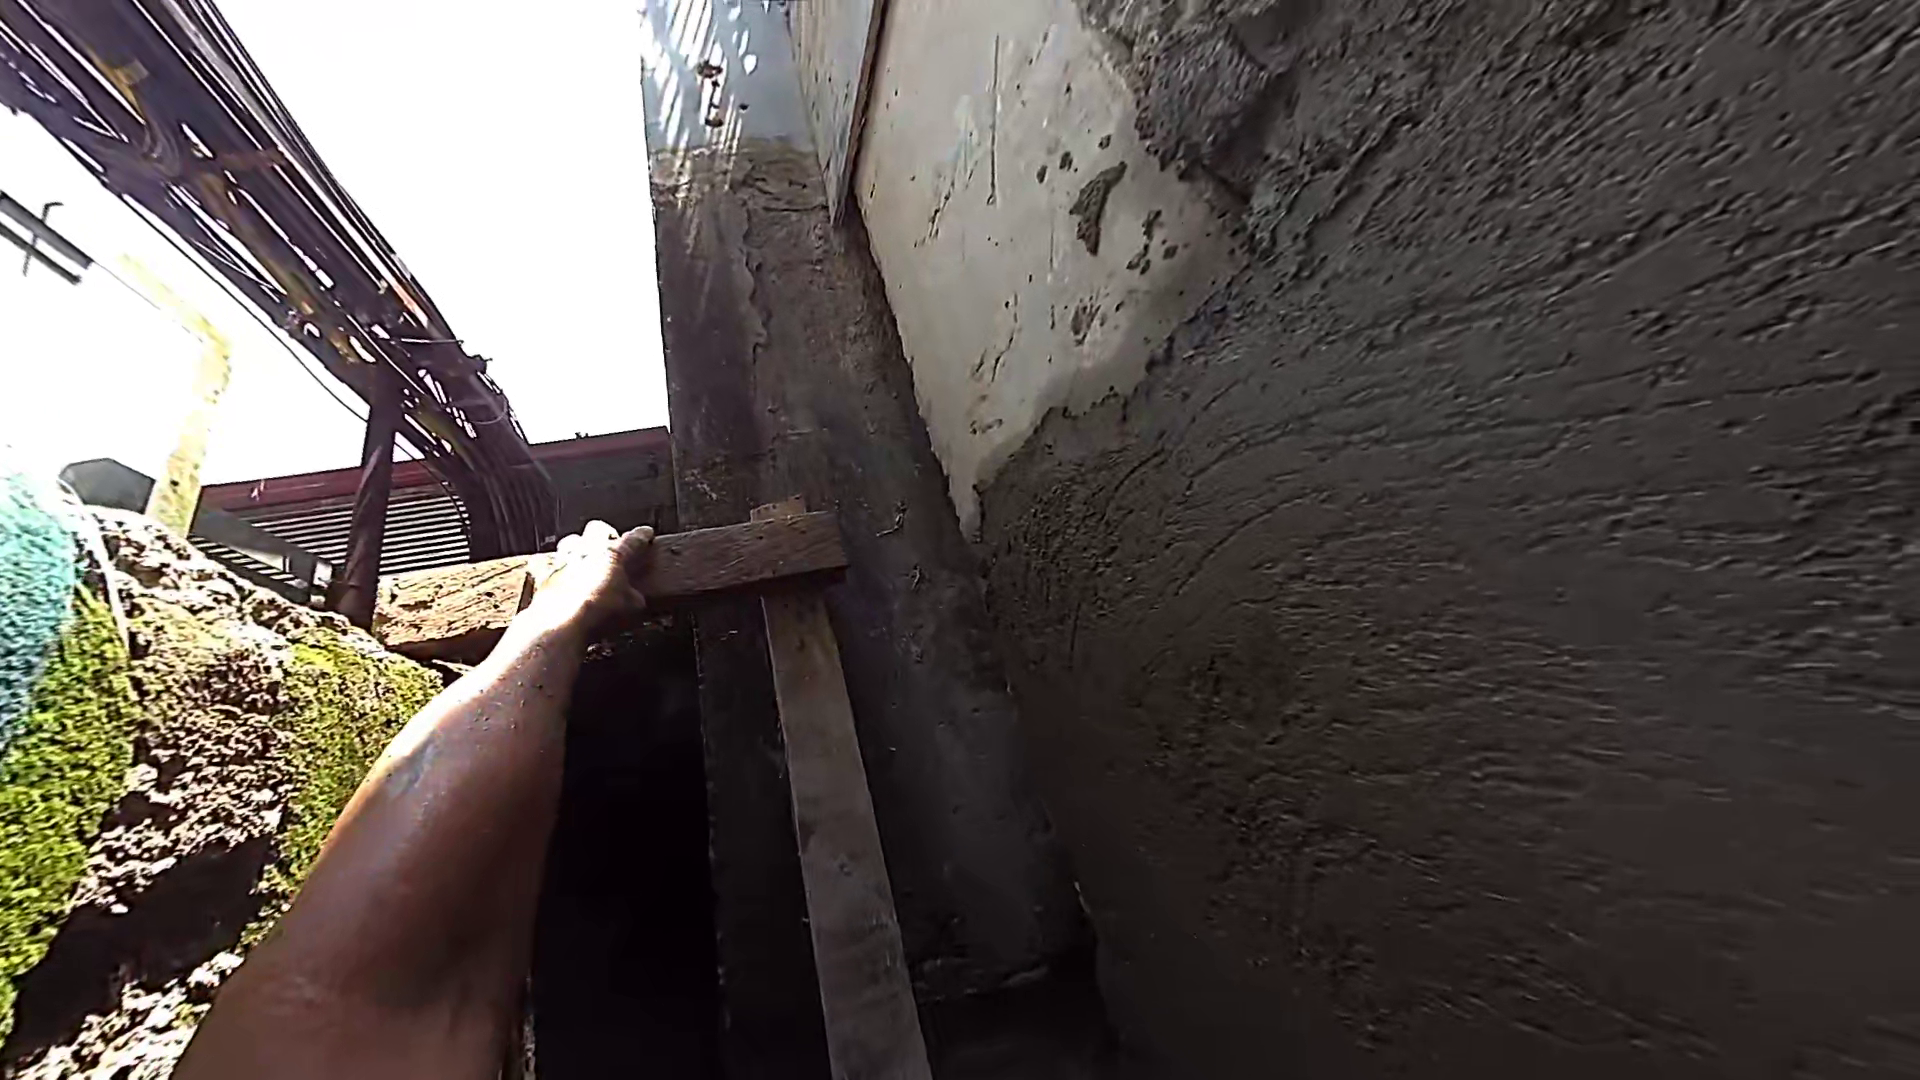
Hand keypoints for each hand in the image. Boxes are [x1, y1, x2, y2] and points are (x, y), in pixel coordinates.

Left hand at [522, 521, 653, 633]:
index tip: (646, 533)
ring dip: (579, 547)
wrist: (560, 625)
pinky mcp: (544, 576)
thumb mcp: (631, 607)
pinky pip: (546, 563)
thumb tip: (635, 598)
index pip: (632, 539)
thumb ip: (634, 597)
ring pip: (571, 541)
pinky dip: (554, 567)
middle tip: (613, 544)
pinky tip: (559, 574)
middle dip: (606, 533)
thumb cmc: (599, 612)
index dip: (642, 535)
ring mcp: (564, 561)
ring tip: (586, 556)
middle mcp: (587, 551)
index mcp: (613, 554)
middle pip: (597, 528)